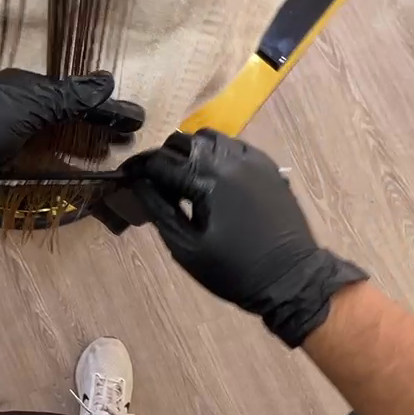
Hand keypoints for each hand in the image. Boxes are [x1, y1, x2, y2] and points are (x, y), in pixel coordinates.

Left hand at [0, 69, 140, 214]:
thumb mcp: (23, 109)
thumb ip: (63, 99)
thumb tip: (106, 82)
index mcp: (25, 86)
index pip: (75, 95)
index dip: (103, 109)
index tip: (132, 122)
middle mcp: (14, 101)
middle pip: (62, 113)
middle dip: (92, 126)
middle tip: (120, 143)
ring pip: (46, 132)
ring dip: (73, 142)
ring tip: (99, 155)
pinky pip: (28, 149)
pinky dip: (49, 154)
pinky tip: (58, 164)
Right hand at [127, 130, 366, 346]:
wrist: (288, 277)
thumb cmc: (231, 269)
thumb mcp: (185, 247)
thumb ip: (159, 210)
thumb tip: (138, 183)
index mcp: (207, 180)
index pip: (161, 162)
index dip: (138, 167)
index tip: (125, 176)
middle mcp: (229, 160)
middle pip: (183, 141)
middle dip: (162, 157)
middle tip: (152, 180)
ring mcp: (252, 159)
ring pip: (209, 137)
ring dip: (188, 151)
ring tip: (180, 175)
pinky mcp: (267, 165)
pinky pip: (233, 145)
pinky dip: (214, 153)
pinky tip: (210, 176)